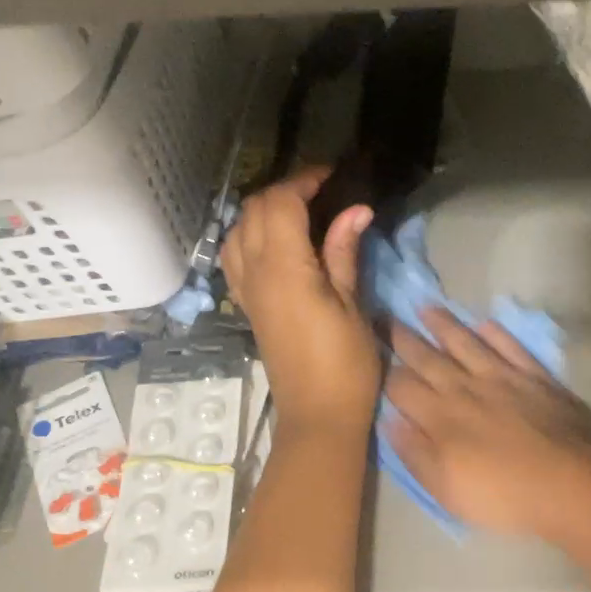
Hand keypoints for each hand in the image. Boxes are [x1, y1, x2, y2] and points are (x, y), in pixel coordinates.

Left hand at [222, 167, 380, 434]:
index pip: (281, 204)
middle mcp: (255, 273)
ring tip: (299, 213)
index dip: (304, 181)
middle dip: (285, 190)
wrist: (318, 415)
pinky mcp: (247, 306)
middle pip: (255, 210)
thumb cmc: (345, 364)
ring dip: (263, 211)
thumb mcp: (353, 306)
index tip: (333, 176)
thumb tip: (355, 209)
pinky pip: (234, 256)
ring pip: (238, 230)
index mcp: (284, 269)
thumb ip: (344, 253)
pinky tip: (276, 243)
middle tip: (322, 192)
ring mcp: (245, 290)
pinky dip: (250, 236)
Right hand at [385, 308, 590, 536]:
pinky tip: (486, 324)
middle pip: (428, 358)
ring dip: (445, 325)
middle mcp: (466, 389)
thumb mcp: (446, 489)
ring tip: (426, 307)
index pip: (401, 386)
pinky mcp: (537, 378)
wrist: (572, 482)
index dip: (383, 370)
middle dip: (402, 338)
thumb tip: (390, 421)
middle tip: (383, 315)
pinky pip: (512, 348)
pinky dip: (497, 334)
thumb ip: (415, 453)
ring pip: (467, 344)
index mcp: (440, 417)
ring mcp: (504, 379)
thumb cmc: (503, 495)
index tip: (367, 352)